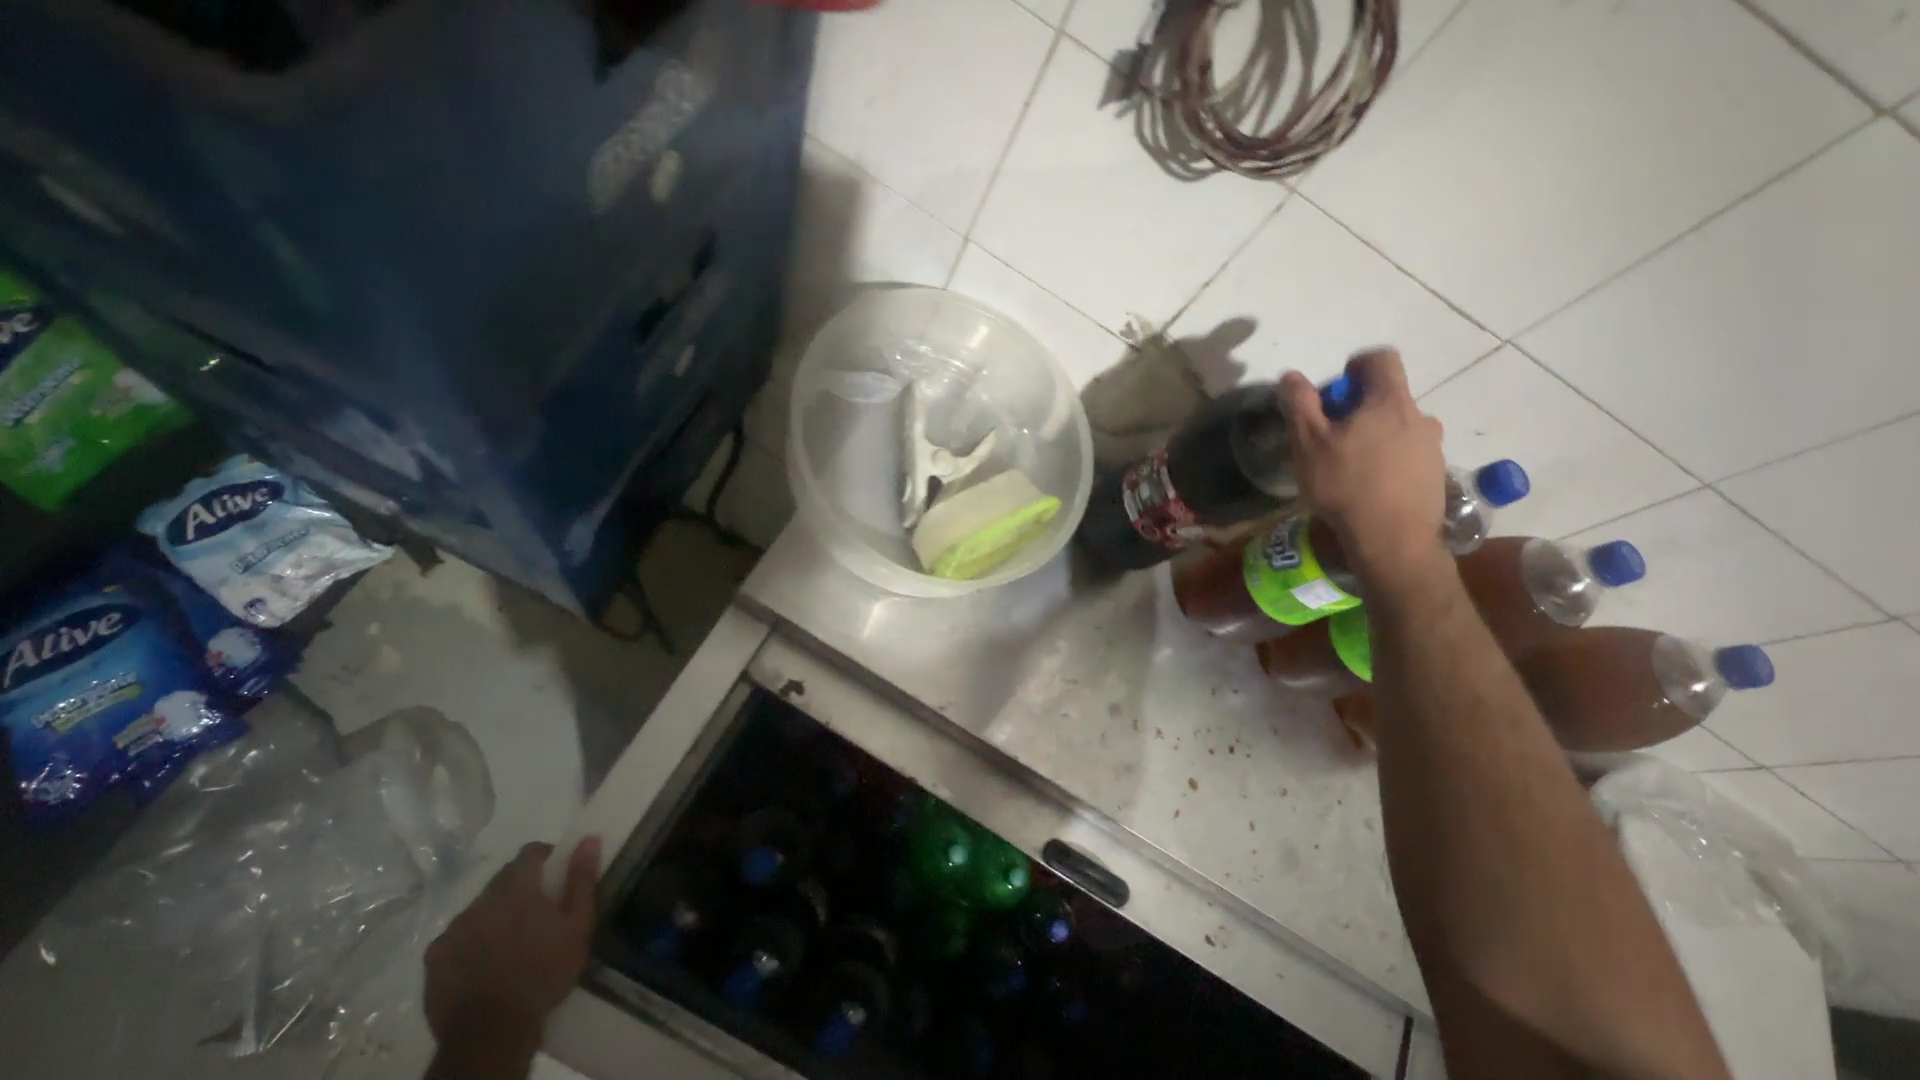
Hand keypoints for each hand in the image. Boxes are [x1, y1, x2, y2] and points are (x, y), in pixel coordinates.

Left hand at [425, 838, 602, 1052]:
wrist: (490, 1031)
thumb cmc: (543, 974)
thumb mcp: (577, 928)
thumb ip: (581, 881)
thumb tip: (588, 839)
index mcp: (517, 889)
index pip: (529, 852)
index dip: (545, 857)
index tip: (556, 874)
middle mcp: (481, 900)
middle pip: (503, 880)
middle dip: (521, 889)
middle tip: (538, 916)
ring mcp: (453, 928)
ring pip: (479, 909)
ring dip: (495, 916)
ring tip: (510, 946)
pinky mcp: (434, 956)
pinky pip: (457, 937)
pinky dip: (471, 942)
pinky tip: (483, 965)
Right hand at [1278, 349, 1448, 585]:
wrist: (1393, 542)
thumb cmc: (1346, 486)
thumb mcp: (1308, 444)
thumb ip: (1299, 404)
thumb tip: (1292, 376)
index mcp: (1389, 402)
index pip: (1381, 359)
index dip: (1357, 366)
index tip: (1336, 392)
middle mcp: (1420, 417)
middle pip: (1389, 397)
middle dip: (1362, 408)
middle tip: (1334, 437)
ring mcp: (1433, 448)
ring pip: (1401, 428)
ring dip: (1378, 437)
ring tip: (1353, 468)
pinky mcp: (1436, 476)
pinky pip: (1411, 456)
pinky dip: (1391, 463)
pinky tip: (1372, 489)